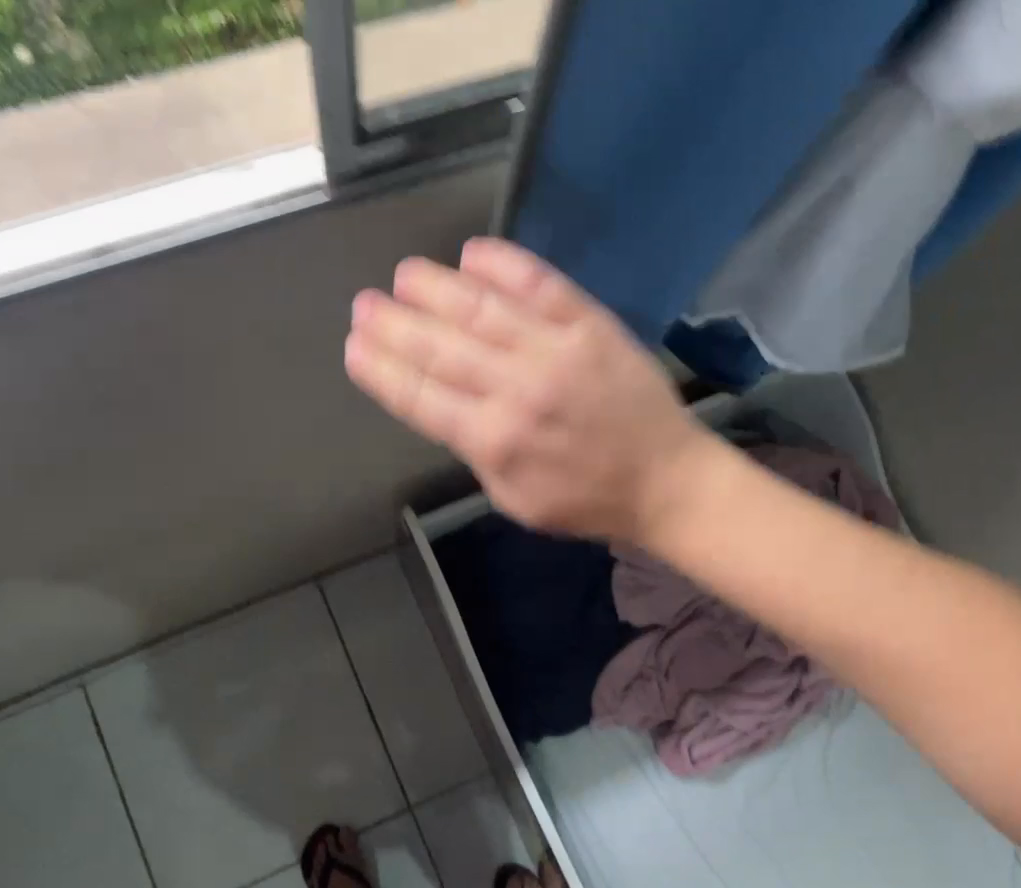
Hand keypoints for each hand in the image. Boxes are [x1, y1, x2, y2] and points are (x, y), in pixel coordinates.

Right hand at [345, 237, 719, 543]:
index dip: (381, 370)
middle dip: (394, 325)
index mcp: (494, 441)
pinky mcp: (590, 325)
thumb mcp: (515, 498)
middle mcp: (517, 389)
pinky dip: (504, 265)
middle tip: (364, 305)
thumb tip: (449, 405)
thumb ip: (477, 452)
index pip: (420, 397)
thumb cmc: (587, 500)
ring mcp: (555, 350)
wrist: (666, 481)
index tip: (354, 348)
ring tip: (404, 276)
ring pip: (480, 310)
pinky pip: (540, 285)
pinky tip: (472, 254)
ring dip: (435, 289)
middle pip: (439, 348)